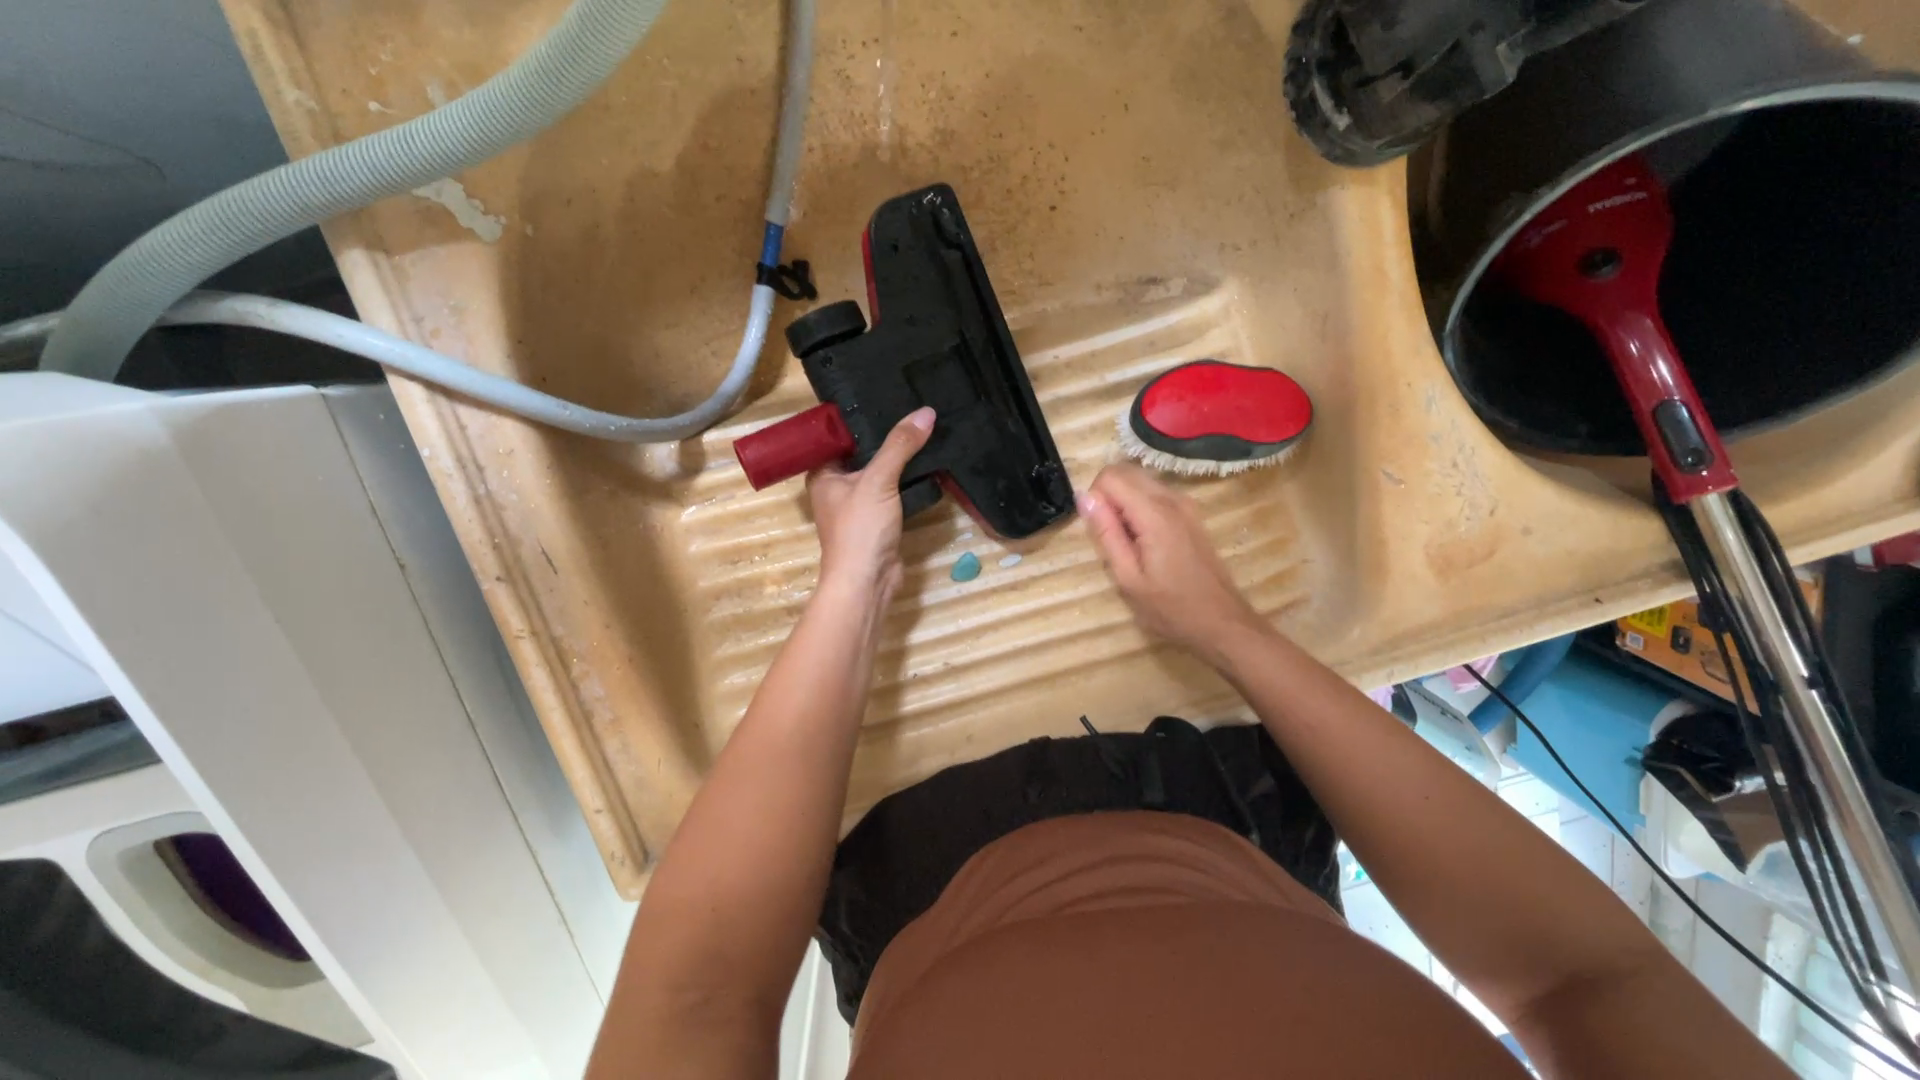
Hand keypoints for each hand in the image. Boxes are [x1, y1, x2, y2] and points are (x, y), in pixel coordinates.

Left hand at [808, 407, 935, 598]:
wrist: (868, 582)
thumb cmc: (859, 529)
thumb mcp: (878, 480)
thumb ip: (900, 446)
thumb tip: (925, 412)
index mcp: (823, 473)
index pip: (838, 435)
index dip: (860, 417)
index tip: (885, 394)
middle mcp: (837, 486)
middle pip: (863, 452)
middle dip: (886, 436)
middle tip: (913, 408)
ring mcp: (858, 505)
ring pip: (881, 472)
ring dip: (900, 458)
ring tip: (924, 428)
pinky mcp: (879, 520)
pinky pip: (894, 491)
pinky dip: (908, 480)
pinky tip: (928, 462)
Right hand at [1078, 463, 1267, 664]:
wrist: (1221, 622)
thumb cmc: (1170, 608)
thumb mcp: (1128, 578)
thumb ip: (1106, 533)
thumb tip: (1084, 497)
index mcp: (1155, 514)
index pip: (1111, 476)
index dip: (1096, 499)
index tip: (1100, 532)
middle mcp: (1172, 499)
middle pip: (1126, 471)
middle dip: (1108, 496)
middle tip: (1112, 537)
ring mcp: (1186, 504)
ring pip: (1141, 480)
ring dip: (1125, 502)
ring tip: (1129, 543)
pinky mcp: (1192, 513)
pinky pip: (1157, 494)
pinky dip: (1141, 507)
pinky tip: (1146, 542)